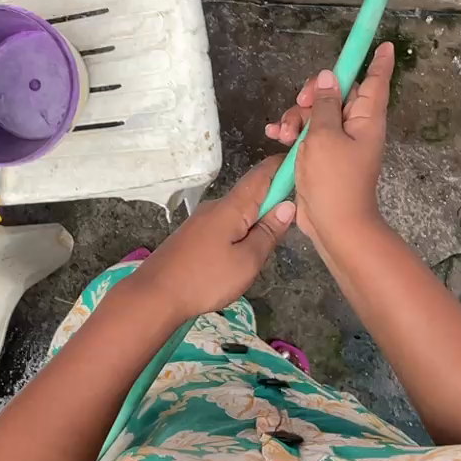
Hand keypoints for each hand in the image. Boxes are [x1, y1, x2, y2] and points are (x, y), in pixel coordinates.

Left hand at [122, 156, 297, 318]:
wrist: (155, 294)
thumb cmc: (205, 279)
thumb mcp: (247, 261)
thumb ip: (268, 232)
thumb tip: (288, 205)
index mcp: (233, 207)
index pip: (263, 174)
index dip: (284, 166)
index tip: (305, 166)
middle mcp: (217, 206)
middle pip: (252, 192)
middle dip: (275, 199)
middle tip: (297, 220)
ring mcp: (204, 219)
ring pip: (240, 211)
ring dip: (258, 219)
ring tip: (269, 247)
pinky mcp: (195, 234)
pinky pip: (227, 224)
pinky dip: (242, 231)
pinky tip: (243, 254)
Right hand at [263, 41, 395, 250]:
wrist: (334, 225)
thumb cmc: (335, 180)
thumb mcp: (324, 137)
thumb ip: (324, 104)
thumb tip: (329, 76)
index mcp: (365, 118)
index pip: (376, 82)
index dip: (379, 63)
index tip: (386, 45)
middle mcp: (355, 126)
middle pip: (335, 94)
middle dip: (312, 95)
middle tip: (301, 104)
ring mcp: (338, 142)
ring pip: (316, 113)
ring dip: (296, 117)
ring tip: (283, 134)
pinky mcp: (322, 156)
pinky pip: (306, 133)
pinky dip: (291, 132)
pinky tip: (275, 135)